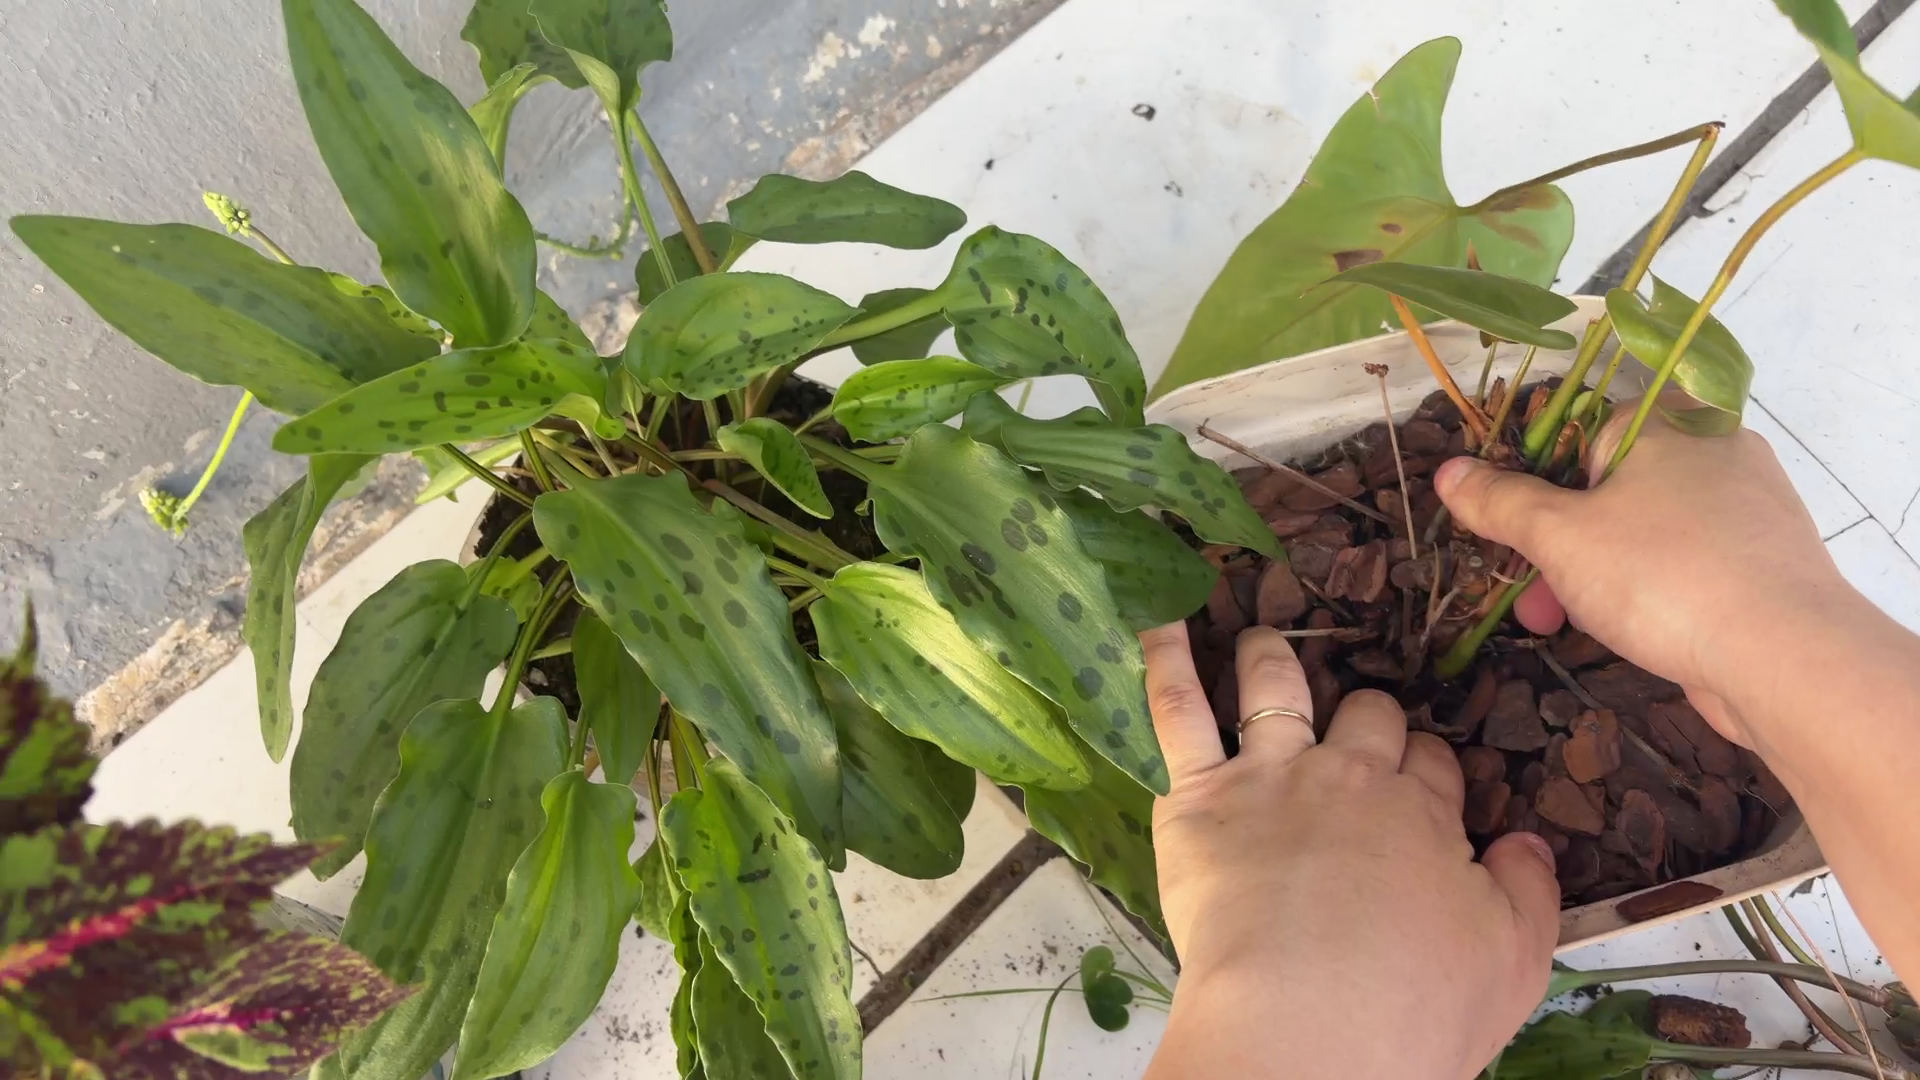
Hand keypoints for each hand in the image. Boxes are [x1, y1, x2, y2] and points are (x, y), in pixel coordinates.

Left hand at [1140, 623, 1559, 1079]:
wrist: (1311, 1020)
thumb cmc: (1415, 1005)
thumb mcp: (1510, 959)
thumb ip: (1525, 889)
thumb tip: (1527, 838)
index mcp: (1417, 811)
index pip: (1428, 759)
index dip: (1422, 761)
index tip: (1415, 772)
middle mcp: (1342, 773)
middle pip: (1362, 713)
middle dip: (1363, 709)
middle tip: (1350, 717)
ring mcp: (1265, 772)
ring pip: (1272, 686)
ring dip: (1269, 654)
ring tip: (1261, 639)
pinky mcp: (1198, 789)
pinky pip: (1177, 708)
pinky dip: (1165, 658)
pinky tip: (1158, 621)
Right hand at [1433, 406, 1852, 749]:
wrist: (1786, 661)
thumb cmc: (1658, 575)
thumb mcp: (1554, 533)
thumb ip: (1497, 499)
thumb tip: (1447, 470)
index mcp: (1668, 428)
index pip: (1571, 428)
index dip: (1520, 470)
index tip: (1492, 514)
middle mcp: (1712, 455)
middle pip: (1594, 483)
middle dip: (1542, 537)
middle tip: (1510, 577)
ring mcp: (1738, 509)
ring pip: (1625, 525)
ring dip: (1572, 568)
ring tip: (1545, 616)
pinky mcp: (1752, 560)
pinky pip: (1664, 556)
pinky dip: (1623, 582)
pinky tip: (1600, 622)